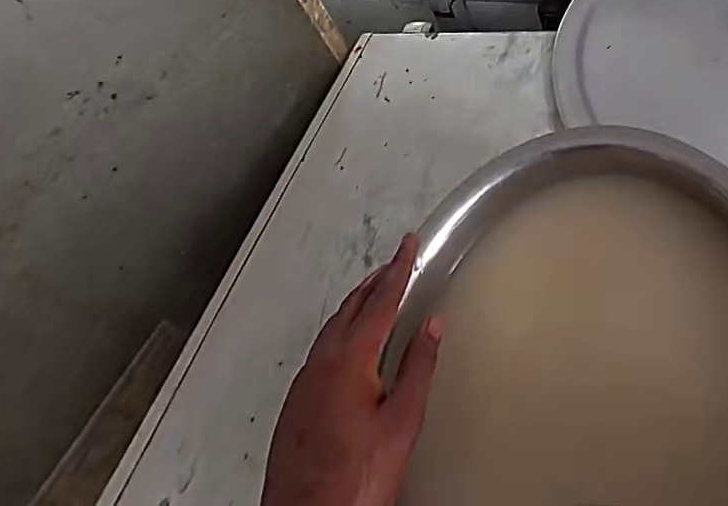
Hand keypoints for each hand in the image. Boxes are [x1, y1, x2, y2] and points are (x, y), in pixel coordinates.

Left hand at [263, 235, 442, 505]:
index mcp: (349, 360)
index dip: (398, 268)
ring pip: (333, 327)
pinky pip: (320, 349)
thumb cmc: (353, 482)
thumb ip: (418, 365)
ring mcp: (303, 386)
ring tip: (376, 291)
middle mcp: (320, 366)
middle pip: (352, 307)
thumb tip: (432, 324)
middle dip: (376, 280)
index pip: (380, 300)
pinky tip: (349, 340)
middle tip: (396, 261)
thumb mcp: (402, 421)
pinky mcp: (294, 406)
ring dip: (357, 303)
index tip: (408, 244)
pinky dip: (340, 329)